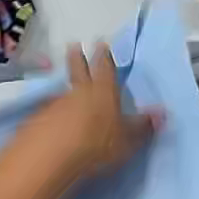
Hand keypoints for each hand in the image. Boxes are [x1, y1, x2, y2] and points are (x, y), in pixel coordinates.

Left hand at [7, 43, 161, 193]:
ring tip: (65, 89)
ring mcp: (55, 105)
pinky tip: (51, 122)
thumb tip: (161, 113)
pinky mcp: (37, 121)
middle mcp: (78, 93)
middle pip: (77, 70)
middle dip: (77, 57)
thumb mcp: (127, 140)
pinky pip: (47, 113)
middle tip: (73, 44)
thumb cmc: (97, 144)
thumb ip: (142, 126)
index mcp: (103, 92)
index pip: (105, 69)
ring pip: (62, 91)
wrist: (51, 155)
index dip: (103, 56)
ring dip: (64, 88)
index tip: (100, 43)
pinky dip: (51, 114)